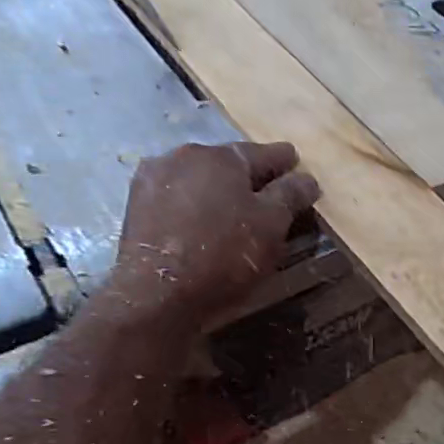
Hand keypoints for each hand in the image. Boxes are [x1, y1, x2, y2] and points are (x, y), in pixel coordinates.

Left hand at [105, 141, 319, 325]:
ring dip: (219, 188)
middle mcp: (185, 155)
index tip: (297, 164)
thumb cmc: (225, 254)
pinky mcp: (136, 203)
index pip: (263, 153)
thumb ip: (291, 196)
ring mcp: (154, 177)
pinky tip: (203, 220)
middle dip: (249, 175)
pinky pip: (178, 195)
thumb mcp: (272, 225)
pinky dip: (195, 203)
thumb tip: (306, 178)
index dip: (285, 161)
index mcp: (222, 156)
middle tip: (268, 191)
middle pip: (228, 162)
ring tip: (235, 208)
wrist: (158, 291)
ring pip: (200, 177)